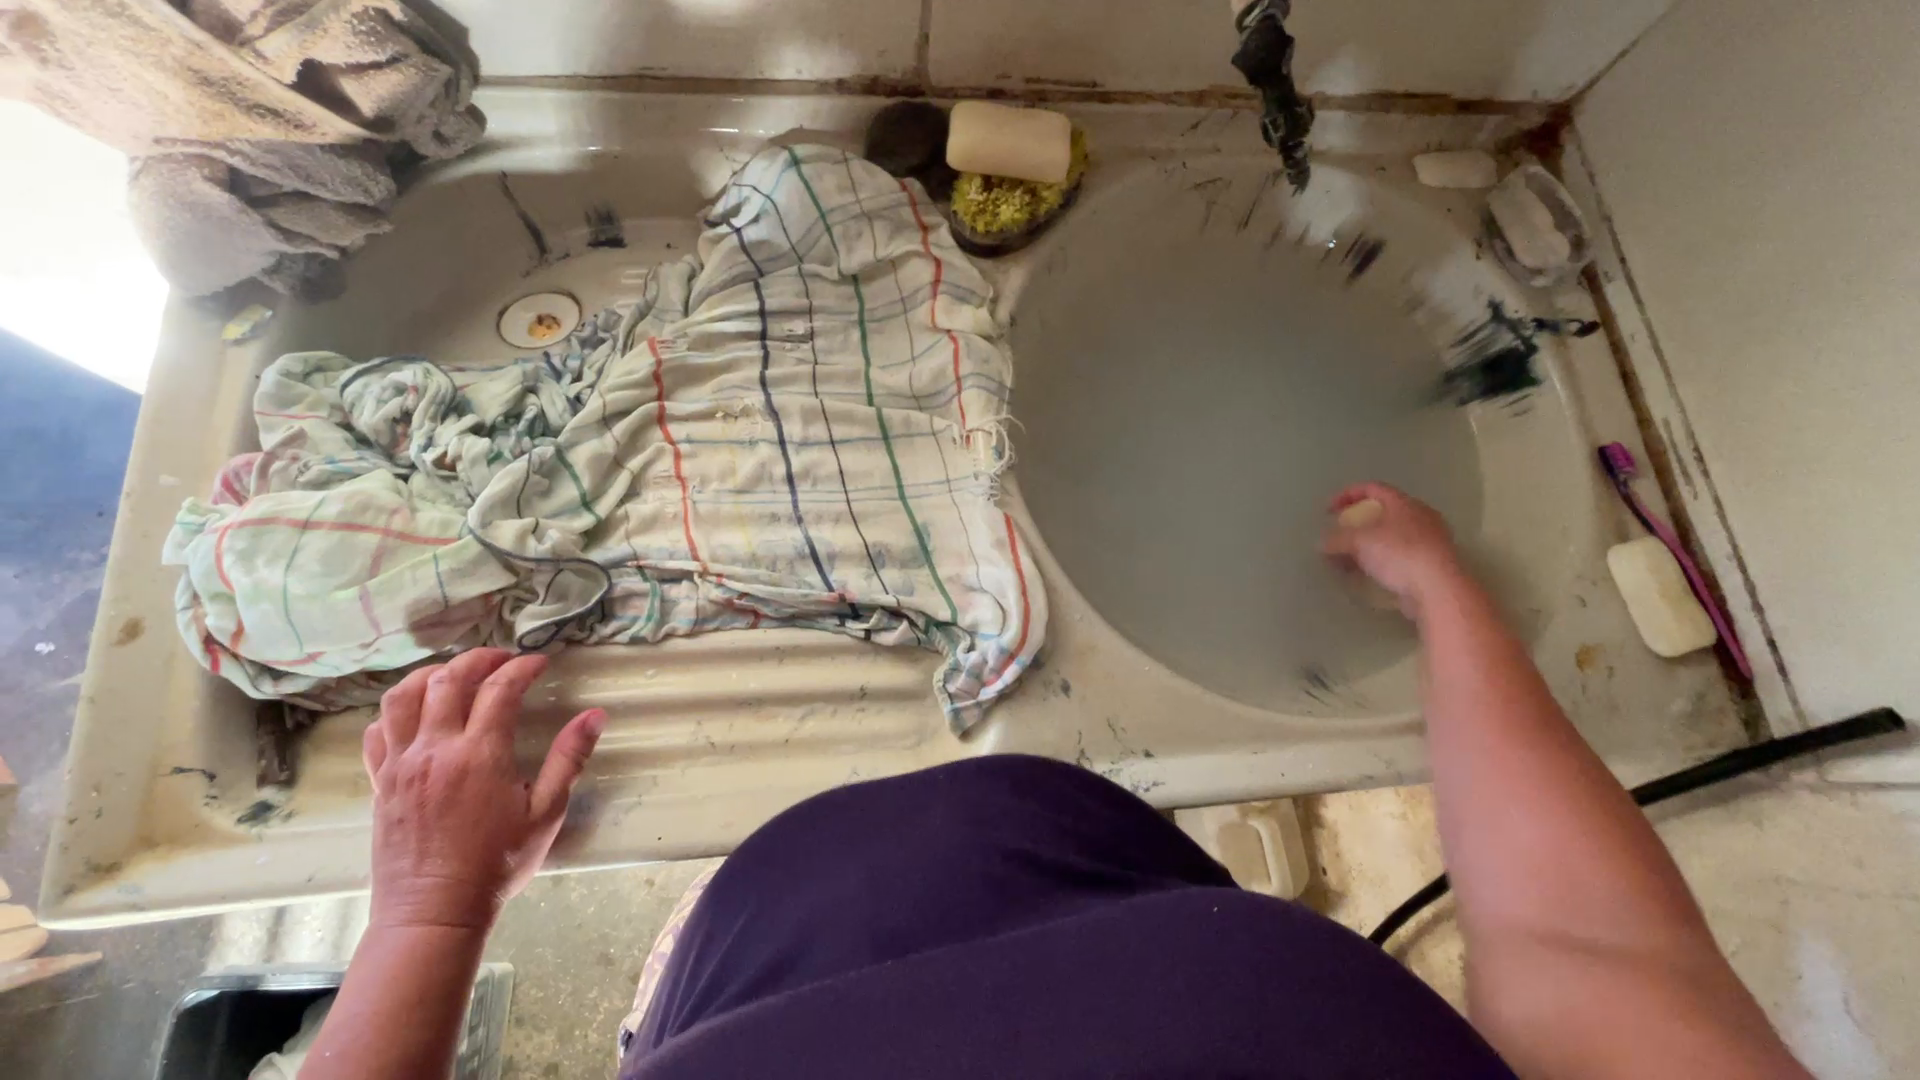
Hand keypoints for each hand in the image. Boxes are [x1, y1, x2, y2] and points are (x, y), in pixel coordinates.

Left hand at [361, 648, 604, 930]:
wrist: (434, 910)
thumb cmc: (498, 863)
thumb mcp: (546, 812)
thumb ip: (569, 758)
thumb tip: (595, 715)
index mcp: (480, 754)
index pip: (500, 689)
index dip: (523, 668)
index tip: (541, 663)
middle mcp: (436, 749)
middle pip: (449, 679)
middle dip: (479, 658)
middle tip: (503, 659)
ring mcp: (401, 764)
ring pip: (403, 697)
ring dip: (432, 674)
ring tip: (456, 674)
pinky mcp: (381, 782)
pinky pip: (378, 731)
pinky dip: (397, 710)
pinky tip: (417, 714)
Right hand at [1322, 482, 1465, 614]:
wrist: (1439, 588)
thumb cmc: (1399, 554)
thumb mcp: (1358, 542)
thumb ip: (1336, 539)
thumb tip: (1322, 544)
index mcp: (1403, 503)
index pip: (1372, 488)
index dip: (1347, 495)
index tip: (1329, 511)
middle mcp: (1420, 516)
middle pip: (1382, 513)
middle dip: (1357, 524)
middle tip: (1340, 536)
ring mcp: (1429, 540)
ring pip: (1391, 536)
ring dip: (1367, 546)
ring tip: (1349, 560)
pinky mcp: (1432, 563)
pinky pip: (1399, 555)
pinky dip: (1381, 561)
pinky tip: (1368, 574)